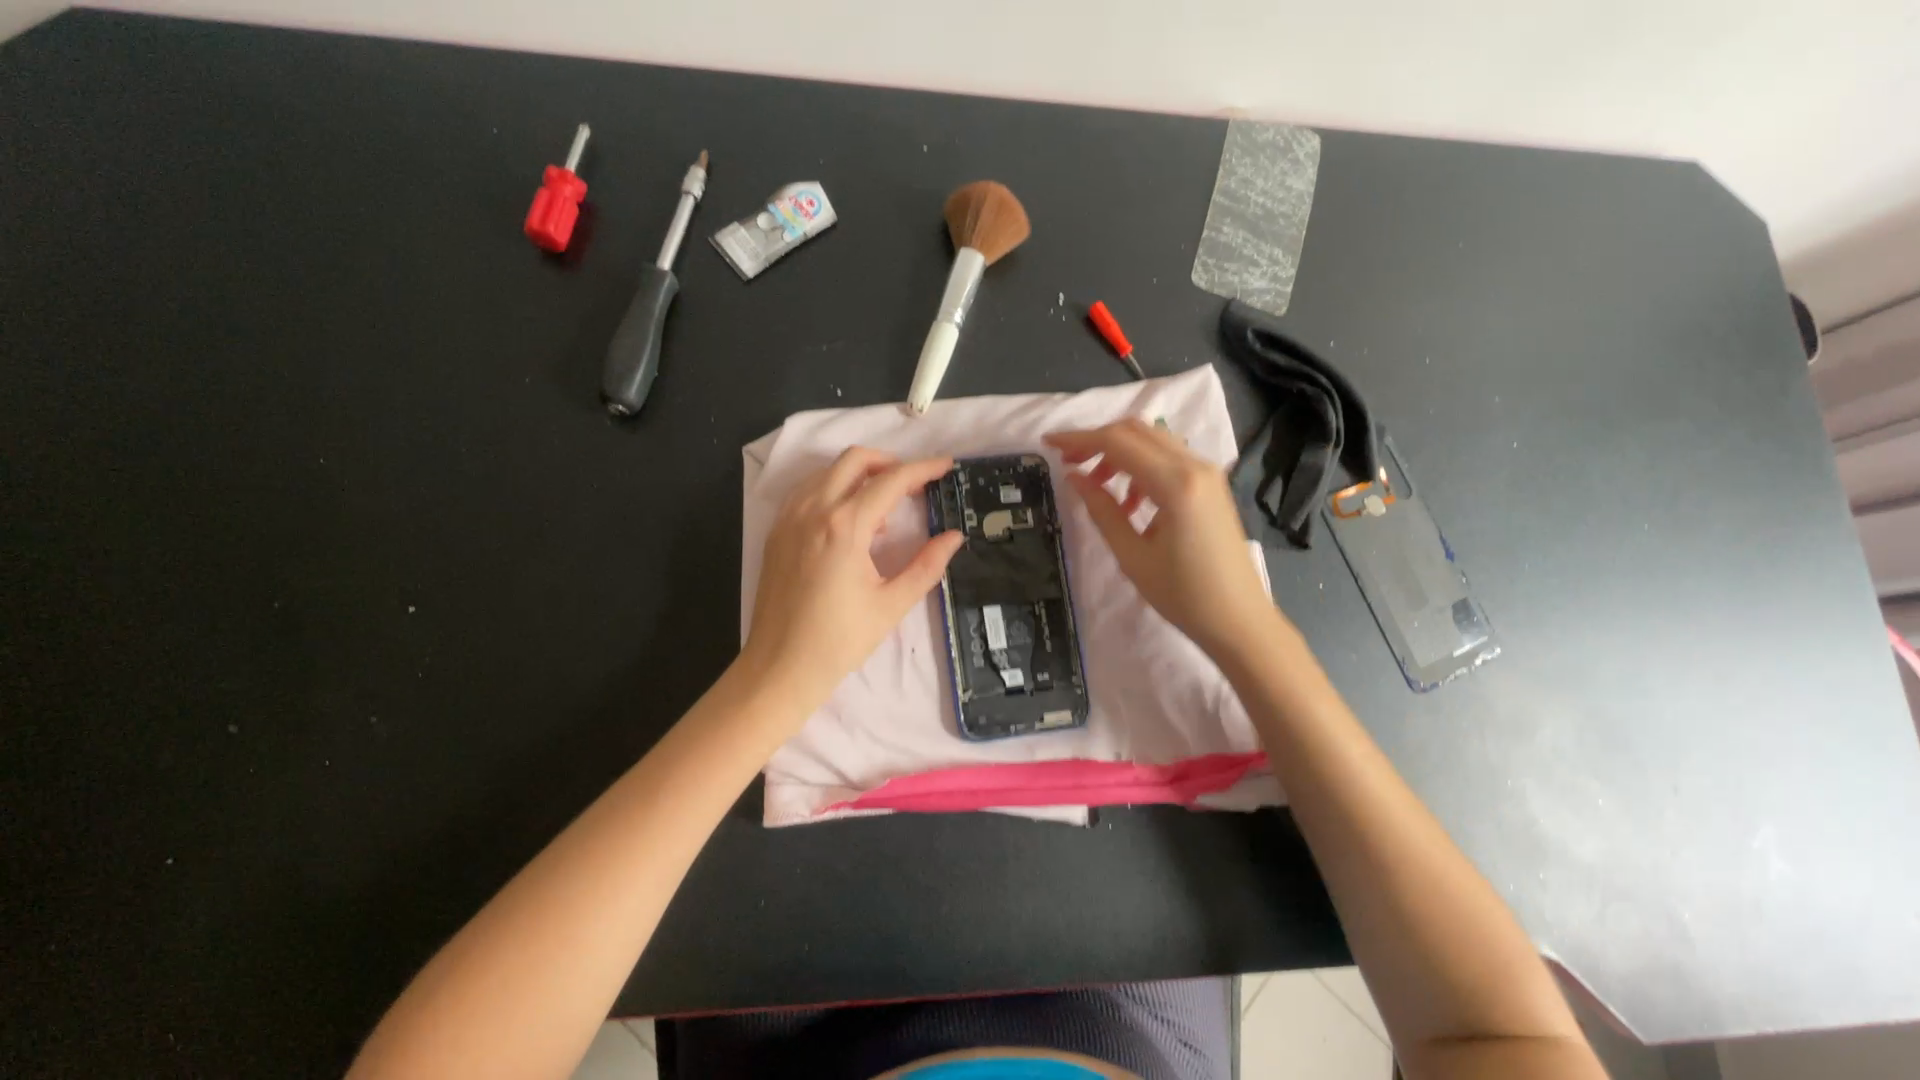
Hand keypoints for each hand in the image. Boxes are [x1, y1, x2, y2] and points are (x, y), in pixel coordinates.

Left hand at [740, 448, 964, 711]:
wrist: (780, 667)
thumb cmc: (839, 640)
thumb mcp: (891, 604)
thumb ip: (926, 565)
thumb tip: (953, 537)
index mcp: (844, 526)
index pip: (890, 481)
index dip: (923, 469)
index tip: (946, 467)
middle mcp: (813, 511)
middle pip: (855, 460)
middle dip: (889, 462)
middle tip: (913, 484)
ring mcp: (789, 518)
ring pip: (827, 471)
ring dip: (860, 475)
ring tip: (882, 509)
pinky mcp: (776, 531)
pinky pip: (807, 490)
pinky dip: (832, 489)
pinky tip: (848, 521)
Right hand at [1045, 419, 1284, 658]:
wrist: (1239, 620)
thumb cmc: (1184, 596)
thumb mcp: (1133, 556)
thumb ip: (1102, 510)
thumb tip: (1074, 477)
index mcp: (1176, 484)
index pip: (1118, 442)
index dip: (1079, 439)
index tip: (1049, 444)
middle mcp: (1195, 467)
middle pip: (1136, 431)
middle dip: (1097, 440)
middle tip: (1067, 461)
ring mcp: (1208, 474)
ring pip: (1153, 441)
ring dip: (1119, 453)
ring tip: (1096, 487)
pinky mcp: (1212, 485)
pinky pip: (1169, 459)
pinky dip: (1141, 467)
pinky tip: (1129, 502)